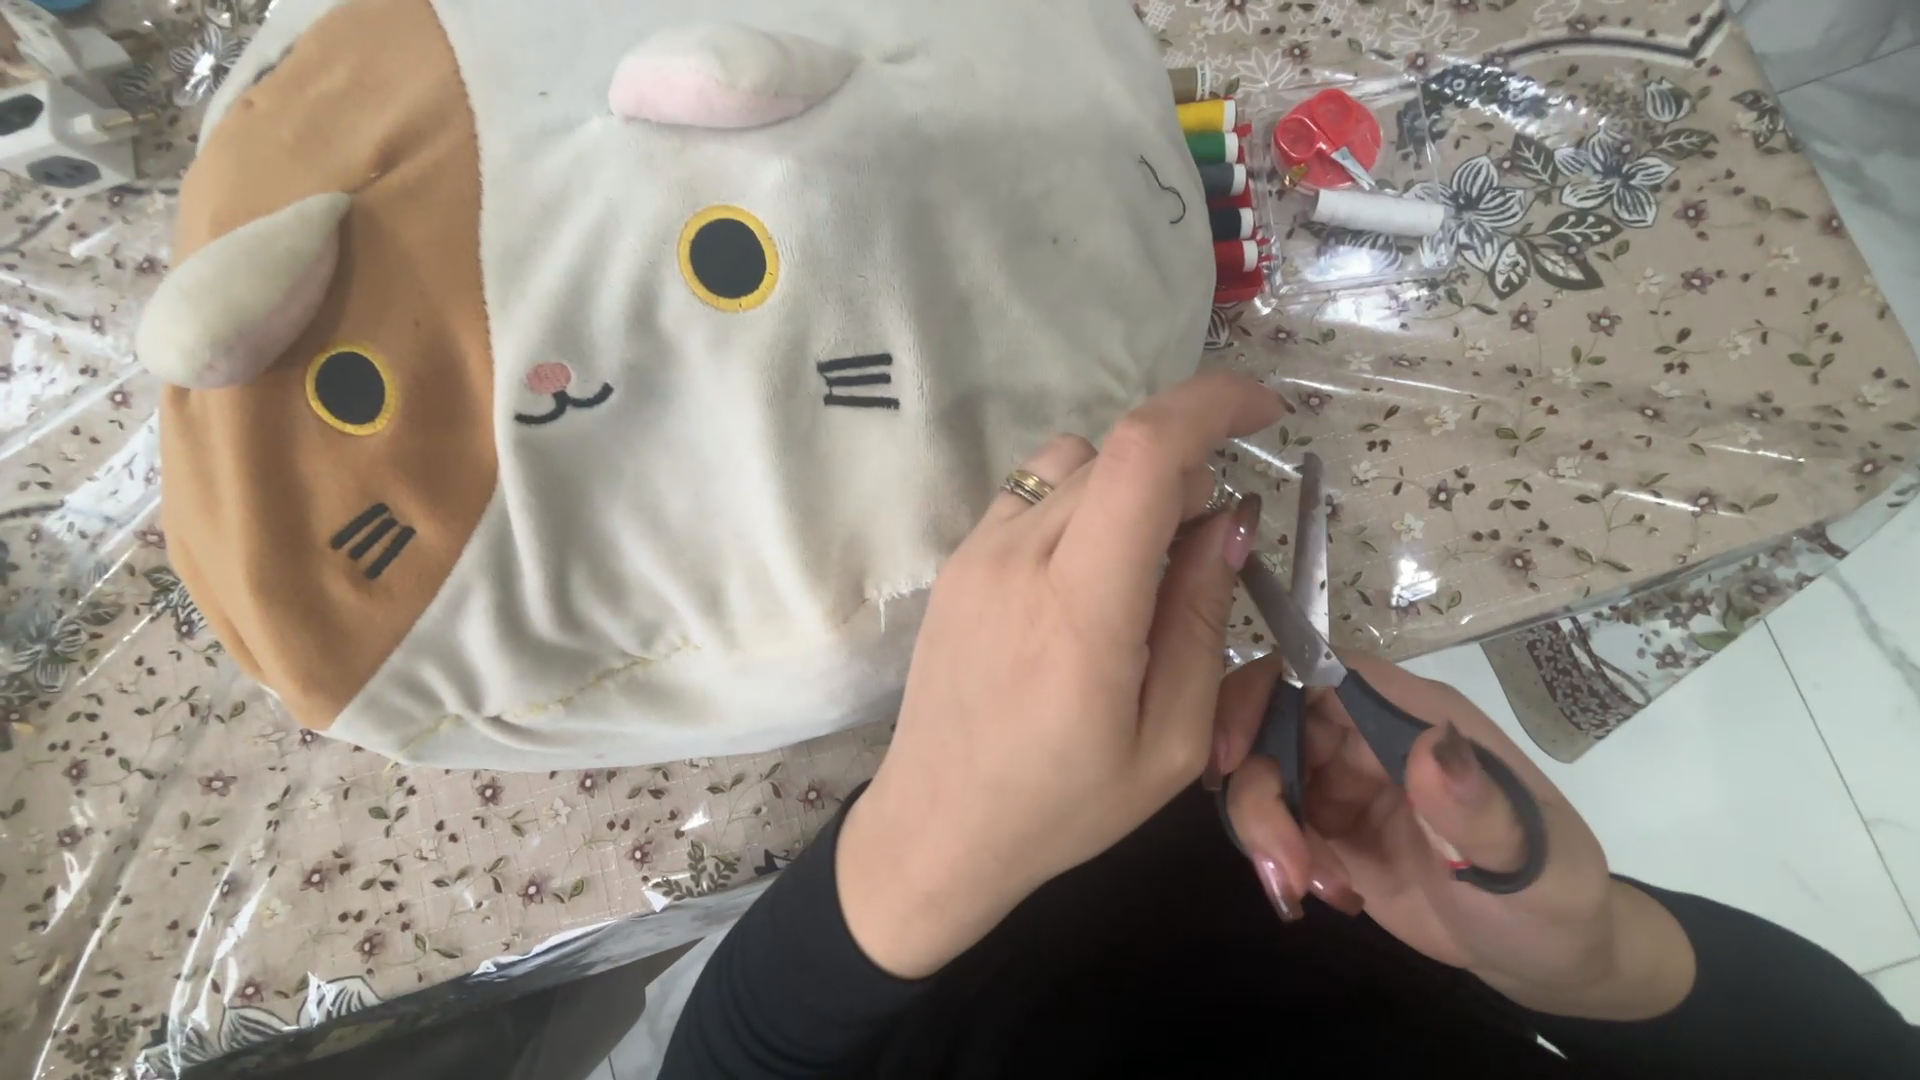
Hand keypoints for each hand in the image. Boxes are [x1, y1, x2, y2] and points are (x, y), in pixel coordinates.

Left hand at [836, 372, 1287, 978]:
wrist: (936, 824)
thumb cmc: (1062, 804)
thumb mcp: (1168, 740)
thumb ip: (1200, 617)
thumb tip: (1226, 520)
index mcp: (1080, 606)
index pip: (1143, 454)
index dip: (1210, 405)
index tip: (1261, 410)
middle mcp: (1017, 557)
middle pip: (1115, 452)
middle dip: (1183, 469)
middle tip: (1202, 545)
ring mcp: (975, 553)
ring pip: (1069, 461)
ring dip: (1124, 485)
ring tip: (1136, 566)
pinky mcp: (955, 562)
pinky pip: (1027, 493)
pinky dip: (1075, 504)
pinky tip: (1078, 576)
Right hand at [1217, 651, 1696, 1019]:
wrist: (1540, 957)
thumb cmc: (1549, 900)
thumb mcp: (1530, 865)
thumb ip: (1480, 809)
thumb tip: (1437, 745)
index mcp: (1406, 714)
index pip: (1314, 667)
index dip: (1261, 692)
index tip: (1231, 754)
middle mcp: (1360, 733)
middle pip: (1267, 722)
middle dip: (1254, 789)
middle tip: (1278, 859)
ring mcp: (1334, 776)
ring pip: (1256, 773)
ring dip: (1264, 830)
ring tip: (1311, 889)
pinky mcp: (1318, 820)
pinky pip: (1267, 819)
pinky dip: (1277, 857)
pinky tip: (1327, 894)